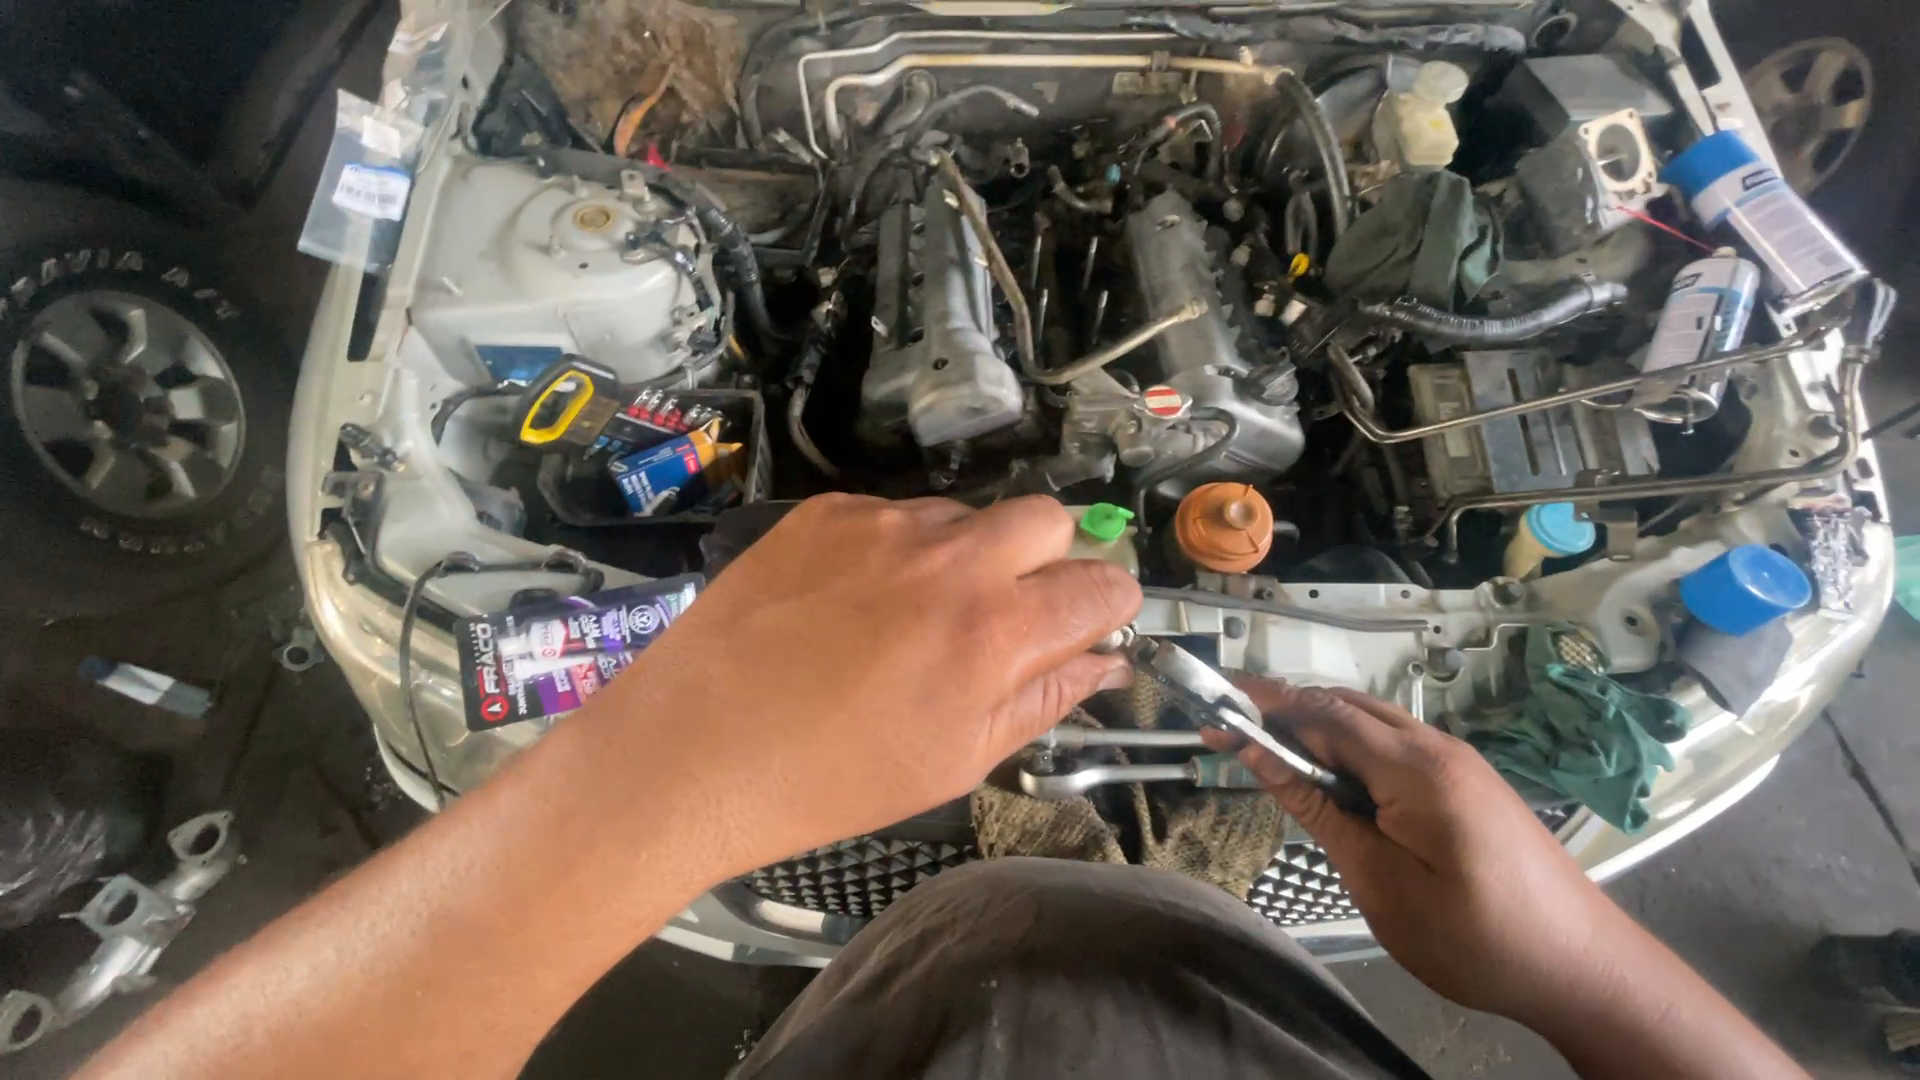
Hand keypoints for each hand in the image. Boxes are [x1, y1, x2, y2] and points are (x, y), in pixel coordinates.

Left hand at [574, 494, 1140, 879]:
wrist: (694, 748)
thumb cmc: (834, 777)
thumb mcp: (956, 759)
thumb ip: (1045, 699)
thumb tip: (1107, 662)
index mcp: (995, 629)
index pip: (1102, 585)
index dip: (1110, 603)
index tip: (1091, 621)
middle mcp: (951, 557)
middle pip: (1048, 519)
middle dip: (1050, 560)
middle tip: (1008, 610)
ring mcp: (883, 523)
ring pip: (968, 514)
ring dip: (969, 554)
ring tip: (915, 611)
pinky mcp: (827, 510)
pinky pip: (895, 513)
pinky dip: (899, 548)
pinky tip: (856, 597)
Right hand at [1203, 682, 1632, 1028]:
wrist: (1589, 973)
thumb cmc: (1476, 937)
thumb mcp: (1378, 879)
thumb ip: (1316, 807)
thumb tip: (1257, 753)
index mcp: (1416, 767)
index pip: (1322, 713)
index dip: (1264, 707)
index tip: (1215, 708)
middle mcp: (1437, 746)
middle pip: (1343, 704)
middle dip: (1283, 707)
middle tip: (1231, 725)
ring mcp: (1456, 761)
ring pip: (1369, 719)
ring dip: (1315, 725)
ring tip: (1268, 747)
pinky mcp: (1466, 781)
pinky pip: (1392, 743)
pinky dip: (1348, 746)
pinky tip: (1330, 775)